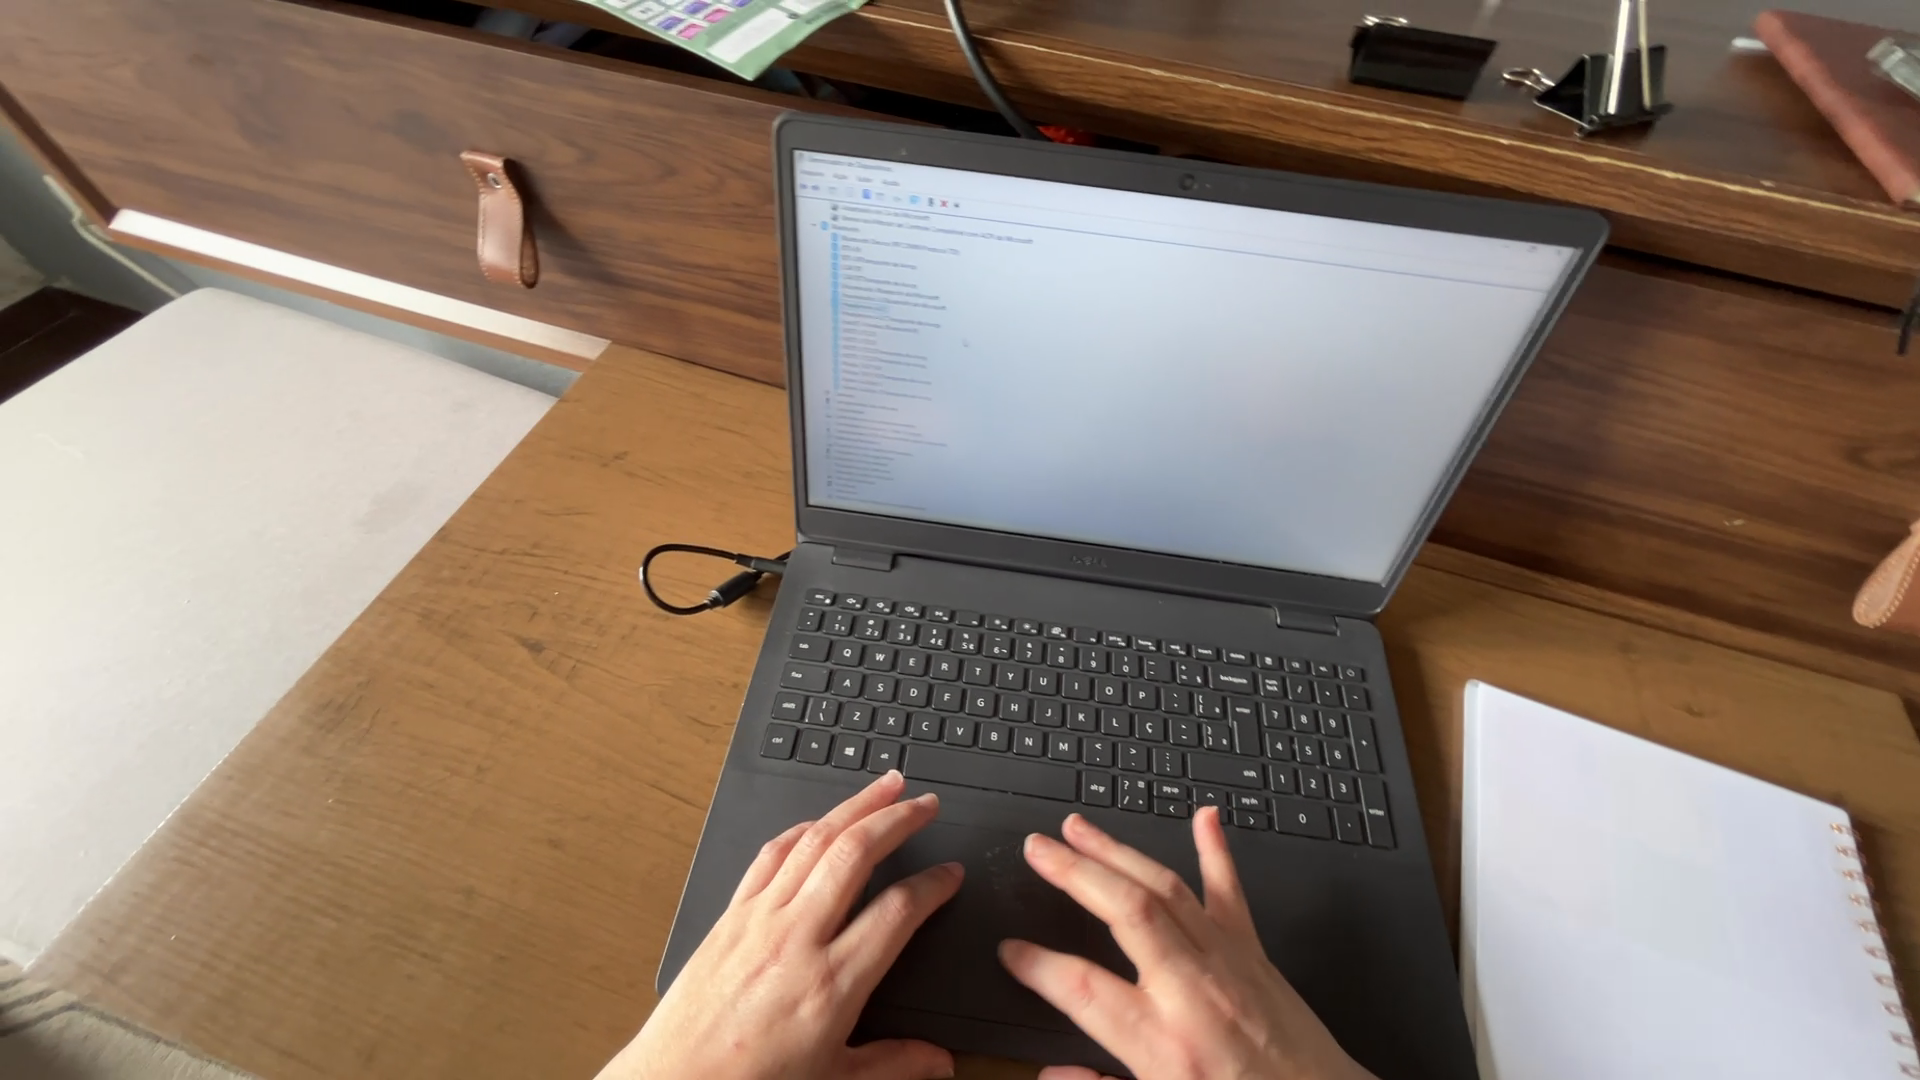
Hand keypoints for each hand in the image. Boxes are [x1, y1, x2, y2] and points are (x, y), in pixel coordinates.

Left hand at [598, 770, 962, 1079]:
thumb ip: (894, 1065)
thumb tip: (941, 1063)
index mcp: (832, 984)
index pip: (898, 911)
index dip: (933, 885)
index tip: (951, 873)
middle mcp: (798, 938)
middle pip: (858, 853)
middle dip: (899, 818)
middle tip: (926, 803)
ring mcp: (762, 917)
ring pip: (816, 839)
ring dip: (857, 805)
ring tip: (886, 785)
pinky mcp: (732, 912)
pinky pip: (772, 854)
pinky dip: (803, 828)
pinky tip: (822, 820)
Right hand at [999, 808, 1375, 1079]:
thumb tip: (1048, 1076)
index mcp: (1167, 1046)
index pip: (1086, 991)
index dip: (1039, 966)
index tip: (1011, 950)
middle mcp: (1194, 991)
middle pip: (1127, 911)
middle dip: (1076, 871)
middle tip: (1036, 847)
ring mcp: (1226, 961)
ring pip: (1165, 887)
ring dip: (1116, 851)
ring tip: (1078, 827)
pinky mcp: (1253, 950)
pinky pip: (1230, 892)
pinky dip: (1216, 851)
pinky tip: (1205, 817)